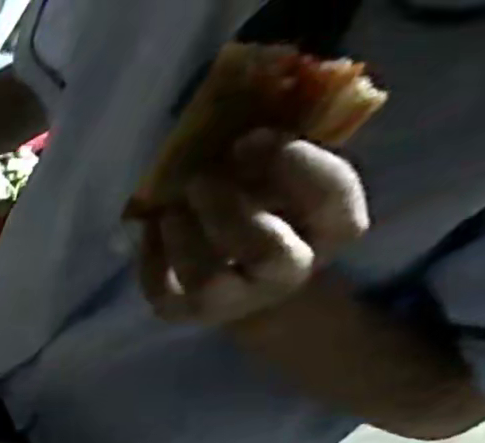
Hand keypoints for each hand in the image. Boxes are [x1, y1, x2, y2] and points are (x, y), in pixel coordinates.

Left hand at [139, 130, 368, 325]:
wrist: (243, 278)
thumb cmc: (270, 207)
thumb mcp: (287, 172)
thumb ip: (278, 143)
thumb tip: (246, 87)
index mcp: (329, 229)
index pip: (332, 197)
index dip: (294, 165)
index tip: (250, 138)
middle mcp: (286, 273)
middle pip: (267, 250)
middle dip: (229, 211)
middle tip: (200, 180)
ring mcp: (233, 300)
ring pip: (208, 281)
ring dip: (185, 240)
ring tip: (171, 209)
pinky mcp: (186, 312)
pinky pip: (163, 292)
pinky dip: (151, 257)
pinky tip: (152, 226)